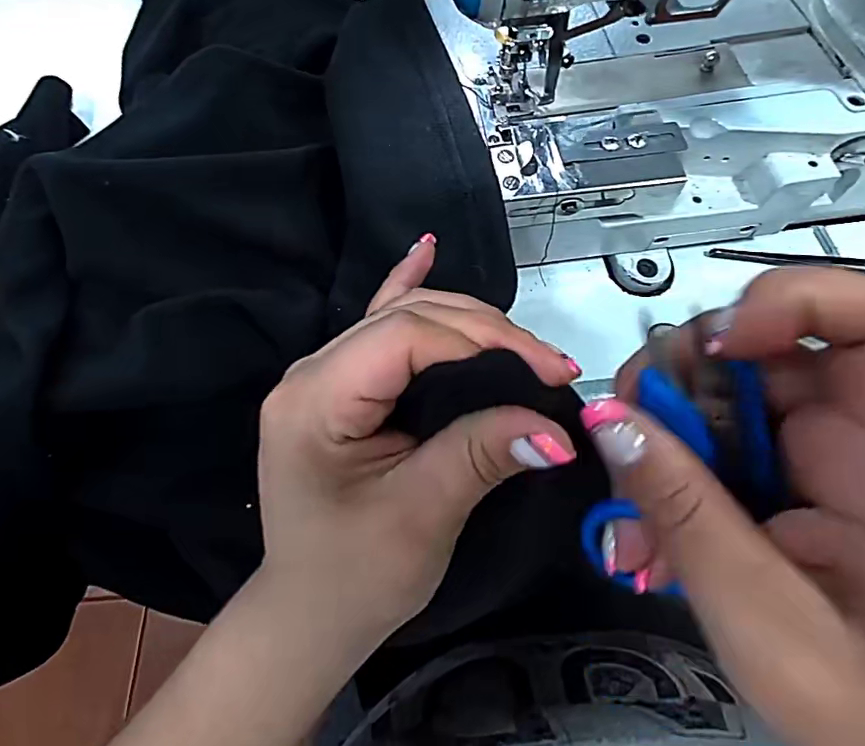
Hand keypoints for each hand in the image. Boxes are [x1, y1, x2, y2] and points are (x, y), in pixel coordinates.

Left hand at [253, 234, 581, 654]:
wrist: (309, 612)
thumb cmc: (355, 577)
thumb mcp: (422, 517)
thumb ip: (482, 455)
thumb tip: (555, 426)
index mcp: (317, 398)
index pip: (409, 335)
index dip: (486, 341)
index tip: (549, 370)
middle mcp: (312, 370)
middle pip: (409, 317)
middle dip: (486, 332)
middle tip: (548, 365)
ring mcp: (324, 372)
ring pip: (404, 317)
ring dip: (468, 323)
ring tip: (523, 345)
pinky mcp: (344, 382)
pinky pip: (382, 323)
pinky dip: (410, 288)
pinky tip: (426, 251)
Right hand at [587, 268, 864, 745]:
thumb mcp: (777, 641)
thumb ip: (691, 523)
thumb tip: (613, 419)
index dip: (806, 299)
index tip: (724, 344)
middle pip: (784, 341)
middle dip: (693, 368)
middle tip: (636, 426)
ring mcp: (841, 452)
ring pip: (742, 384)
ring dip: (673, 422)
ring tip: (634, 492)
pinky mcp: (807, 472)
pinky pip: (731, 432)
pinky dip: (681, 461)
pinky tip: (654, 518)